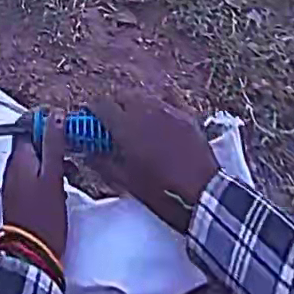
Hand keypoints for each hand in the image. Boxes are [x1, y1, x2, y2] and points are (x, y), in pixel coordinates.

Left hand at [0, 110, 67, 256]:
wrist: (31, 255)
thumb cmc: (43, 215)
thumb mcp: (53, 176)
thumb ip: (53, 144)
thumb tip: (55, 114)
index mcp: (18, 157)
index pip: (26, 124)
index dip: (44, 119)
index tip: (62, 121)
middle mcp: (12, 165)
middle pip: (30, 141)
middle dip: (50, 140)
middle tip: (71, 146)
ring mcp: (14, 181)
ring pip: (33, 158)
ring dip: (50, 157)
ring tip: (69, 167)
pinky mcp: (19, 196)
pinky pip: (32, 174)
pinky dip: (45, 172)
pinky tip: (60, 183)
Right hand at [93, 95, 219, 233]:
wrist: (207, 198)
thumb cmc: (163, 194)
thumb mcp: (128, 183)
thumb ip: (103, 162)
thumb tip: (87, 151)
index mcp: (125, 126)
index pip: (100, 105)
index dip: (92, 111)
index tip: (91, 121)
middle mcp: (143, 110)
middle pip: (121, 96)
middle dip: (114, 106)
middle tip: (114, 123)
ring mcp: (166, 110)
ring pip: (143, 96)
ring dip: (135, 105)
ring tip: (137, 122)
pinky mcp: (185, 115)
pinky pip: (167, 100)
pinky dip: (159, 105)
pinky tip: (160, 117)